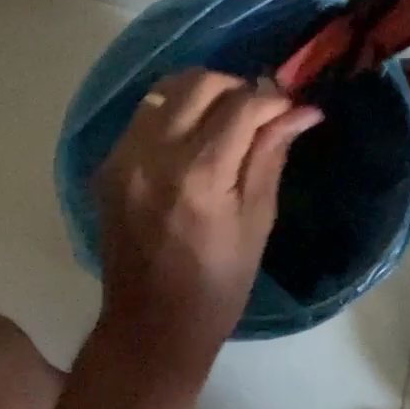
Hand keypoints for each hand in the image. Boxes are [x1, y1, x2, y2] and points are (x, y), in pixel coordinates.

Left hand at [96, 69, 322, 360]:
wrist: (150, 326)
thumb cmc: (218, 285)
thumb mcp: (257, 222)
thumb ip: (271, 156)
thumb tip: (302, 110)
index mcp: (198, 175)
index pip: (241, 105)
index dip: (272, 99)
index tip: (291, 108)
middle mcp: (153, 155)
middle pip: (198, 82)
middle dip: (236, 86)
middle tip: (258, 111)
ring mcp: (123, 157)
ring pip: (165, 89)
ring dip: (202, 93)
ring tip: (225, 119)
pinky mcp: (107, 165)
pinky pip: (143, 115)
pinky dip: (173, 112)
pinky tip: (192, 138)